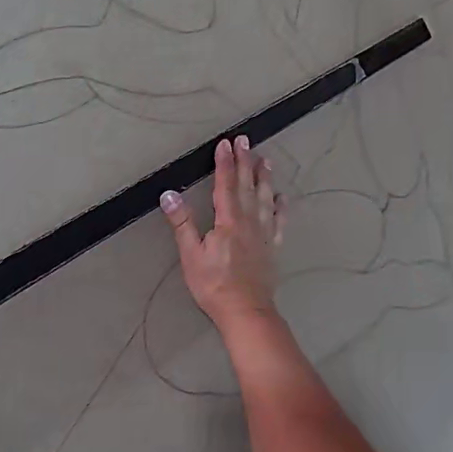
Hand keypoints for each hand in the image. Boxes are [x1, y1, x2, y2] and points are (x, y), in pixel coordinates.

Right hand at [161, 135, 284, 328]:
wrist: (246, 311)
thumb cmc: (213, 285)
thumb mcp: (191, 254)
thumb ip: (182, 222)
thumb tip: (170, 194)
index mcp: (228, 221)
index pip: (225, 185)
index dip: (225, 163)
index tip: (225, 143)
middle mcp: (249, 222)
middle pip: (247, 186)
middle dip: (245, 162)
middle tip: (246, 140)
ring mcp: (264, 235)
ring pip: (266, 199)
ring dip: (265, 178)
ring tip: (266, 160)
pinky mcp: (272, 248)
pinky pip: (279, 222)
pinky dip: (281, 208)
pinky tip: (282, 198)